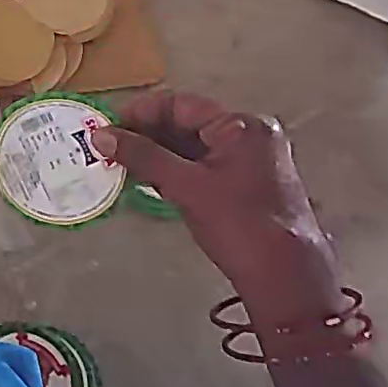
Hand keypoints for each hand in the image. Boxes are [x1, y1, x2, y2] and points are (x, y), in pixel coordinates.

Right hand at [95, 90, 344, 329]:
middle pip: (186, 123)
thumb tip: (102, 136)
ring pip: (192, 145)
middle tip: (109, 146)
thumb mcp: (186, 186)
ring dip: (157, 152)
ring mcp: (249, 159)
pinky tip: (146, 177)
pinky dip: (173, 168)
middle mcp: (249, 134)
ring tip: (120, 162)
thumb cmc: (239, 225)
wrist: (285, 281)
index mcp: (242, 125)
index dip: (141, 112)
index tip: (108, 126)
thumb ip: (143, 156)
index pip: (181, 105)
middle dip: (146, 133)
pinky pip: (201, 164)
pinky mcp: (244, 183)